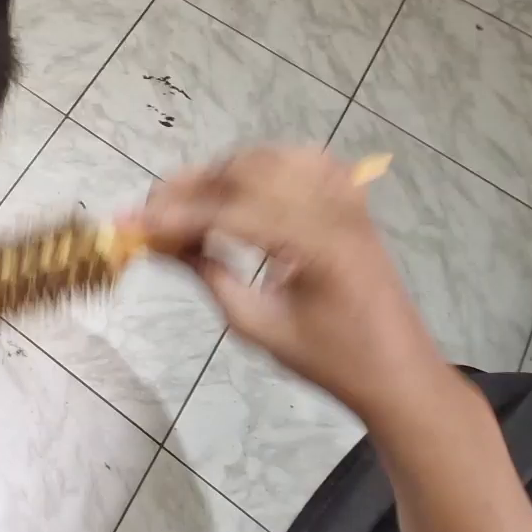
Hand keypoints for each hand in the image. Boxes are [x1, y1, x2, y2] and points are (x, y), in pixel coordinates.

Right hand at [133, 147, 449, 422]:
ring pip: (270, 157)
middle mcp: (334, 213)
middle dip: (189, 187)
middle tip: (151, 210)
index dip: (173, 217)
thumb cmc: (330, 360)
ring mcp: (346, 203)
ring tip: (189, 197)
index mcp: (317, 249)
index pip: (228, 214)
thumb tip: (156, 242)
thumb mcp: (255, 325)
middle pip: (246, 172)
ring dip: (221, 170)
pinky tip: (240, 180)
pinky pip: (303, 159)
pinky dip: (264, 160)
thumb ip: (206, 275)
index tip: (130, 224)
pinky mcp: (350, 202)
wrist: (401, 374)